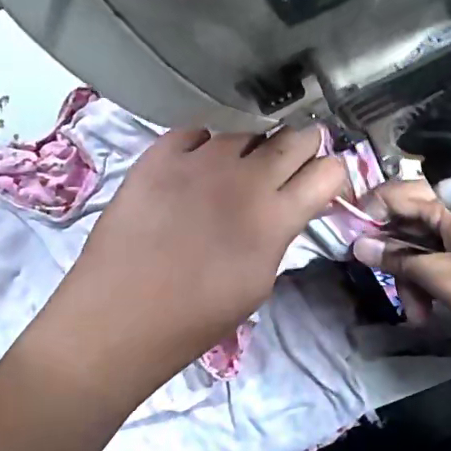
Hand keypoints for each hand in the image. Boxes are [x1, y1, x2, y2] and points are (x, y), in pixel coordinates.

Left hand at [52, 125, 346, 381]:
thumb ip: (280, 235)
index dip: (333, 173)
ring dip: (253, 149)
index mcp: (275, 217)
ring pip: (245, 133)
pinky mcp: (158, 156)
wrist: (118, 318)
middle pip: (294, 138)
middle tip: (295, 161)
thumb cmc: (196, 317)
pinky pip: (196, 133)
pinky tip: (198, 166)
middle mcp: (244, 179)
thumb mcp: (260, 282)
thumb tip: (285, 209)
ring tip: (239, 170)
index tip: (324, 181)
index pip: (328, 171)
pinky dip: (205, 146)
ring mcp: (199, 162)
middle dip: (304, 146)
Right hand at [350, 180, 450, 348]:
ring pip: (440, 228)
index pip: (387, 191)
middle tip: (410, 309)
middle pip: (414, 213)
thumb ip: (401, 260)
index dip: (365, 223)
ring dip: (429, 268)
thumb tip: (359, 244)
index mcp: (449, 191)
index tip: (360, 261)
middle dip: (403, 260)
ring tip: (434, 314)